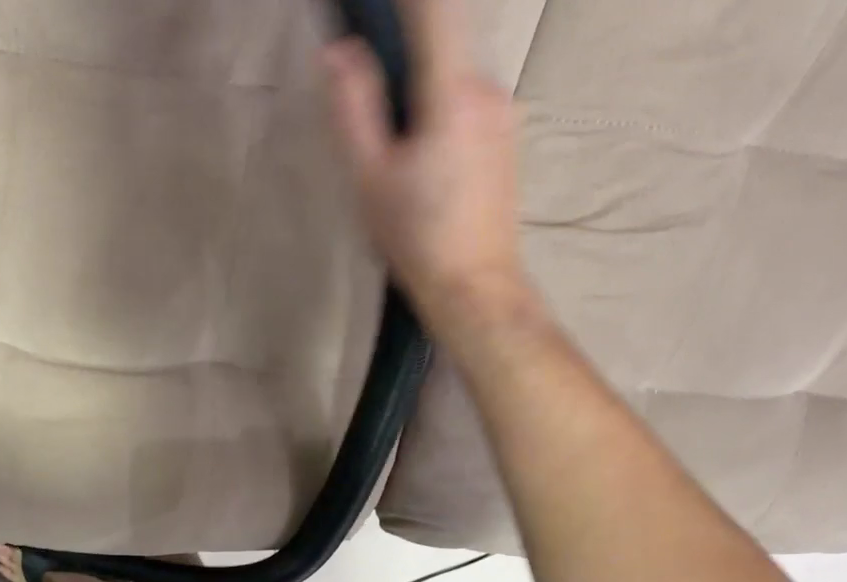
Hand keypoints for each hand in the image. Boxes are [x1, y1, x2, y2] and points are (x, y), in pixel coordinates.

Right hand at [323, 0, 524, 316]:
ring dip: (423, 81)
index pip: (434, 10)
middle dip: (407, 47)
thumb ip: (354, 107)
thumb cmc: (416, 237)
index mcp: (451, 94)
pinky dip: (440, 101)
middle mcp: (487, 90)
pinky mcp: (507, 136)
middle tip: (368, 81)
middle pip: (444, 38)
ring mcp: (504, 113)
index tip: (374, 8)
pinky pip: (468, 97)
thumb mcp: (369, 177)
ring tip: (392, 134)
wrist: (475, 287)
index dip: (405, 2)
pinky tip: (420, 152)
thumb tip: (339, 50)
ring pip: (455, 71)